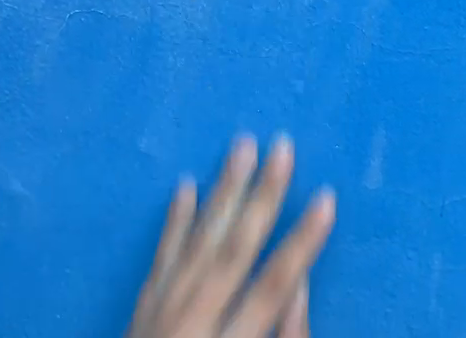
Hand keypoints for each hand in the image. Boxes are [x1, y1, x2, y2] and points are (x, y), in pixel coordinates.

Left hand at [125, 135, 335, 337]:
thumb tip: (299, 289)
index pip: (271, 288)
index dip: (302, 242)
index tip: (327, 196)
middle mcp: (187, 330)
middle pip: (232, 252)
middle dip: (262, 197)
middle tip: (283, 145)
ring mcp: (156, 321)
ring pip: (195, 243)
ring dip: (221, 192)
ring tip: (241, 145)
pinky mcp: (137, 319)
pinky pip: (158, 262)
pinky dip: (173, 225)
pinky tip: (185, 187)